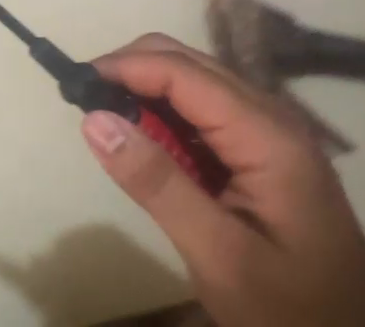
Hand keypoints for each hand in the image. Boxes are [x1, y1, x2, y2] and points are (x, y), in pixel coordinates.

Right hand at [82, 35, 364, 326]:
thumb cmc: (290, 309)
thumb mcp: (218, 255)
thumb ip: (157, 183)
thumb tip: (93, 118)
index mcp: (269, 138)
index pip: (183, 72)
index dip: (125, 67)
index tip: (73, 86)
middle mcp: (274, 121)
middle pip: (189, 62)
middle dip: (132, 70)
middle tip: (85, 104)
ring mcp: (272, 136)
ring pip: (194, 81)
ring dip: (146, 89)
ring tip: (108, 123)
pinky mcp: (265, 154)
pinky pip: (205, 110)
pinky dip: (165, 112)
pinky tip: (147, 143)